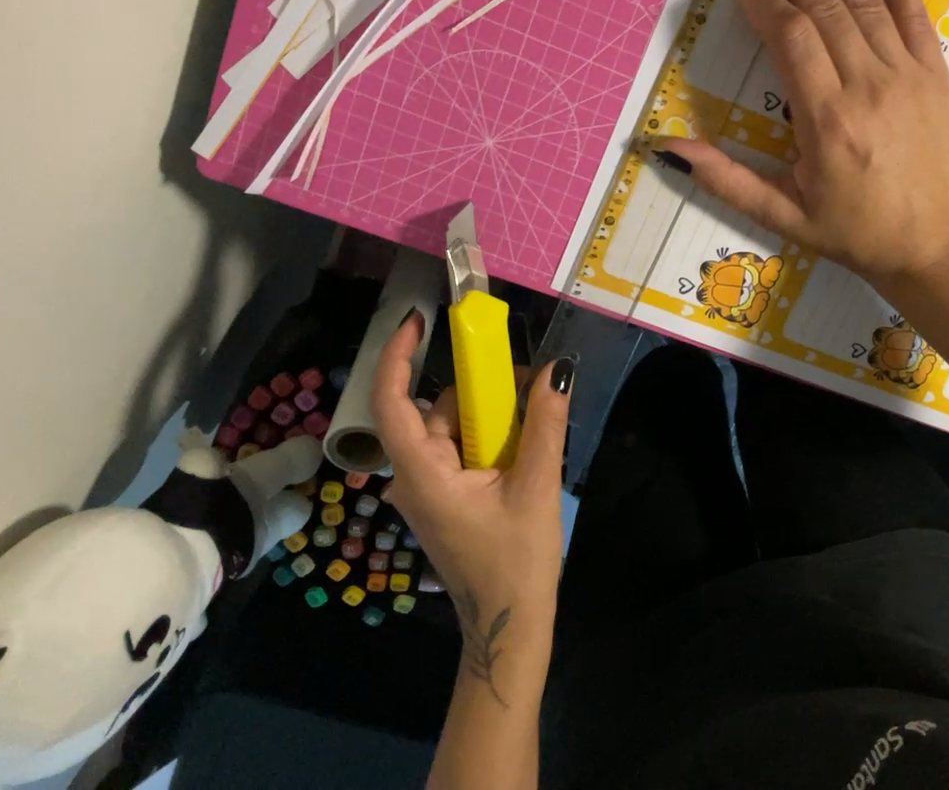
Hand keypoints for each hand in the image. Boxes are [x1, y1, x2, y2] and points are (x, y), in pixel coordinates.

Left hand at [370, 311, 570, 624]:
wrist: (509, 626)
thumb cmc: (516, 562)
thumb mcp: (536, 488)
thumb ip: (544, 426)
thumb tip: (556, 371)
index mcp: (423, 474)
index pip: (391, 404)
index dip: (397, 357)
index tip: (418, 321)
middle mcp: (414, 477)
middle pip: (432, 411)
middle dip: (473, 385)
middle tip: (521, 372)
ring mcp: (427, 489)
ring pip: (449, 429)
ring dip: (487, 412)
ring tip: (534, 406)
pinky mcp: (444, 498)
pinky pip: (458, 450)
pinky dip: (487, 435)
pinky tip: (523, 436)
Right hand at [652, 0, 948, 288]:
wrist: (932, 250)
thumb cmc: (852, 235)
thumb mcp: (781, 216)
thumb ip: (725, 180)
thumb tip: (665, 148)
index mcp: (827, 121)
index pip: (790, 37)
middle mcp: (869, 85)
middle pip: (824, 2)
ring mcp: (909, 74)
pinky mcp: (935, 73)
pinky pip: (914, 11)